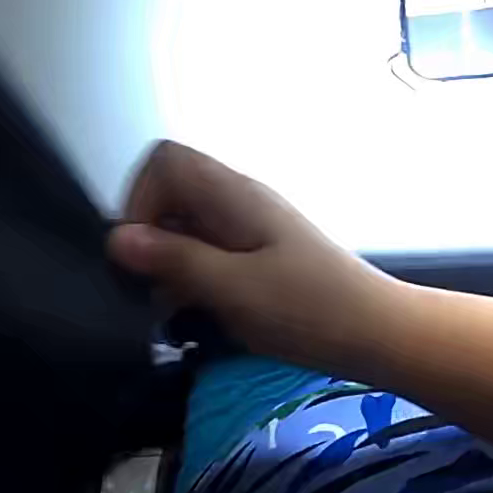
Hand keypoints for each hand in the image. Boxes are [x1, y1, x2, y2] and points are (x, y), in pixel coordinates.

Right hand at [106, 141, 403, 370]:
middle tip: (157, 290)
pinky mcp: (261, 258)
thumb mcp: (234, 288)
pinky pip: (212, 254)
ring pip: (189, 229)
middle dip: (153, 240)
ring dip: (173, 266)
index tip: (141, 253)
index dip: (140, 199)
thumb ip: (175, 260)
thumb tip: (118, 239)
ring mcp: (252, 229)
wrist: (374, 330)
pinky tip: (204, 313)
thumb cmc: (309, 308)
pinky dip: (197, 279)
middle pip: (173, 196)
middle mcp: (240, 202)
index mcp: (234, 195)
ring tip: (181, 309)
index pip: (165, 161)